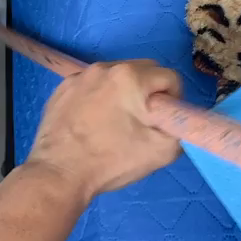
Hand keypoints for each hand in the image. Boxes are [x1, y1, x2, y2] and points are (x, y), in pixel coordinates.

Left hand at [24, 61, 184, 200]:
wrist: (60, 172)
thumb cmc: (112, 160)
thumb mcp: (162, 150)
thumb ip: (180, 126)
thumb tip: (176, 116)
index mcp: (131, 76)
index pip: (170, 78)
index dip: (174, 100)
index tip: (163, 122)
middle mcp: (104, 68)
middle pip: (142, 71)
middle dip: (150, 92)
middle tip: (142, 122)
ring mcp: (79, 76)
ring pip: (115, 77)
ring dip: (123, 93)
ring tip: (115, 123)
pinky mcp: (61, 89)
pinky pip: (91, 86)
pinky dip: (98, 98)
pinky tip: (92, 122)